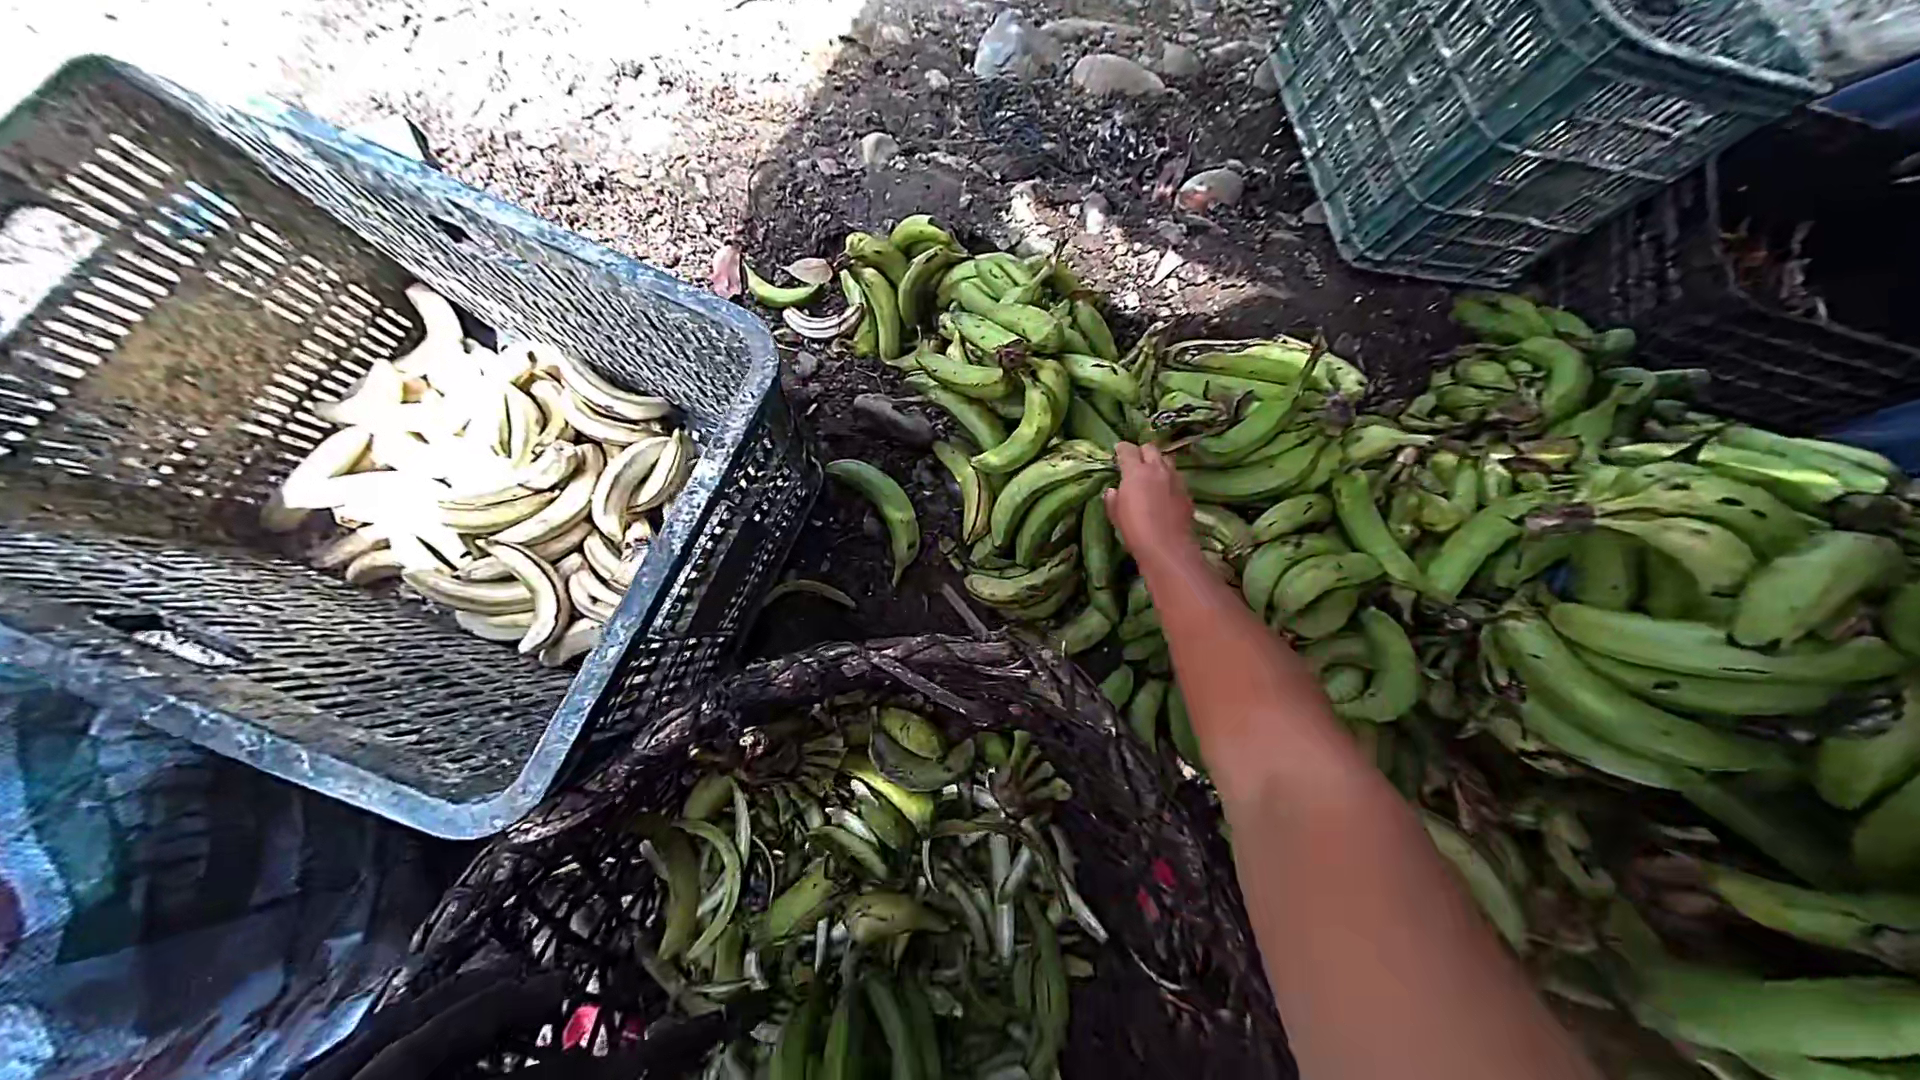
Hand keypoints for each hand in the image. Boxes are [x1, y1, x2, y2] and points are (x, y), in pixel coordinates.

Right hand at [1105, 442, 1196, 568]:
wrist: (1168, 548)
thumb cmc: (1135, 530)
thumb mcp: (1115, 515)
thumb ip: (1113, 499)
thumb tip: (1114, 490)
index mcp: (1136, 472)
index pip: (1128, 450)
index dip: (1121, 449)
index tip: (1117, 451)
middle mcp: (1157, 470)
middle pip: (1150, 448)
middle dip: (1141, 451)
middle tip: (1135, 461)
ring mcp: (1175, 479)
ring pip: (1167, 460)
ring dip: (1158, 462)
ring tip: (1152, 473)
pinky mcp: (1187, 492)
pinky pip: (1176, 477)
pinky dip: (1168, 478)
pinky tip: (1164, 490)